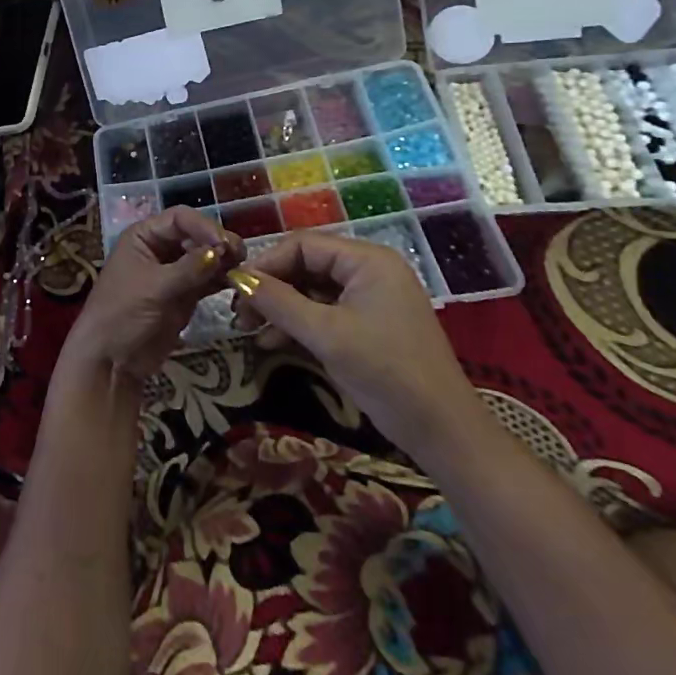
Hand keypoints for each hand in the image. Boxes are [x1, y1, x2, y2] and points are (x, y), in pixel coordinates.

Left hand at [63, 206, 242, 383]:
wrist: (111, 360)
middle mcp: (158, 249)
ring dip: (224, 262)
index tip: (224, 245)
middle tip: (240, 258)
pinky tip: (235, 284)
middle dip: (217, 244)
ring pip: (205, 258)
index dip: (204, 226)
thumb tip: (221, 251)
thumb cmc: (122, 314)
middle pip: (196, 235)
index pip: (179, 218)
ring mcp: (172, 273)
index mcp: (142, 237)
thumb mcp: (154, 288)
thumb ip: (188, 268)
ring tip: (241, 272)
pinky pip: (207, 280)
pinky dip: (222, 280)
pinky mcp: (184, 295)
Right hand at [227, 230, 479, 447]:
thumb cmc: (385, 371)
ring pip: (311, 290)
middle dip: (270, 288)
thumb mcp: (325, 334)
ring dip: (279, 308)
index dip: (265, 263)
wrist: (440, 429)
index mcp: (367, 261)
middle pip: (305, 265)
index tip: (235, 289)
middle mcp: (369, 270)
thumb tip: (238, 279)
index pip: (303, 245)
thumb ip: (278, 302)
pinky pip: (323, 312)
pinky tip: (271, 342)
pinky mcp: (367, 324)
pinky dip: (297, 324)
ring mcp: (370, 298)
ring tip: (249, 330)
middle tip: (240, 314)